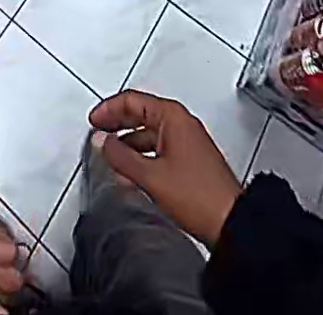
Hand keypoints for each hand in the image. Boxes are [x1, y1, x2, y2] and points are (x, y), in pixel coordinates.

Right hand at [88, 90, 241, 246]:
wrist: (229, 221)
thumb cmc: (199, 195)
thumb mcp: (151, 175)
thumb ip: (121, 156)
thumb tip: (102, 141)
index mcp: (172, 116)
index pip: (133, 100)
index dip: (109, 108)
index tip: (94, 120)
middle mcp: (180, 122)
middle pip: (140, 112)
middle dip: (116, 122)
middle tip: (97, 132)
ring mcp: (185, 139)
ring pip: (148, 131)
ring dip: (127, 142)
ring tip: (109, 155)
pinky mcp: (188, 157)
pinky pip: (157, 147)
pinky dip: (140, 154)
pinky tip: (130, 171)